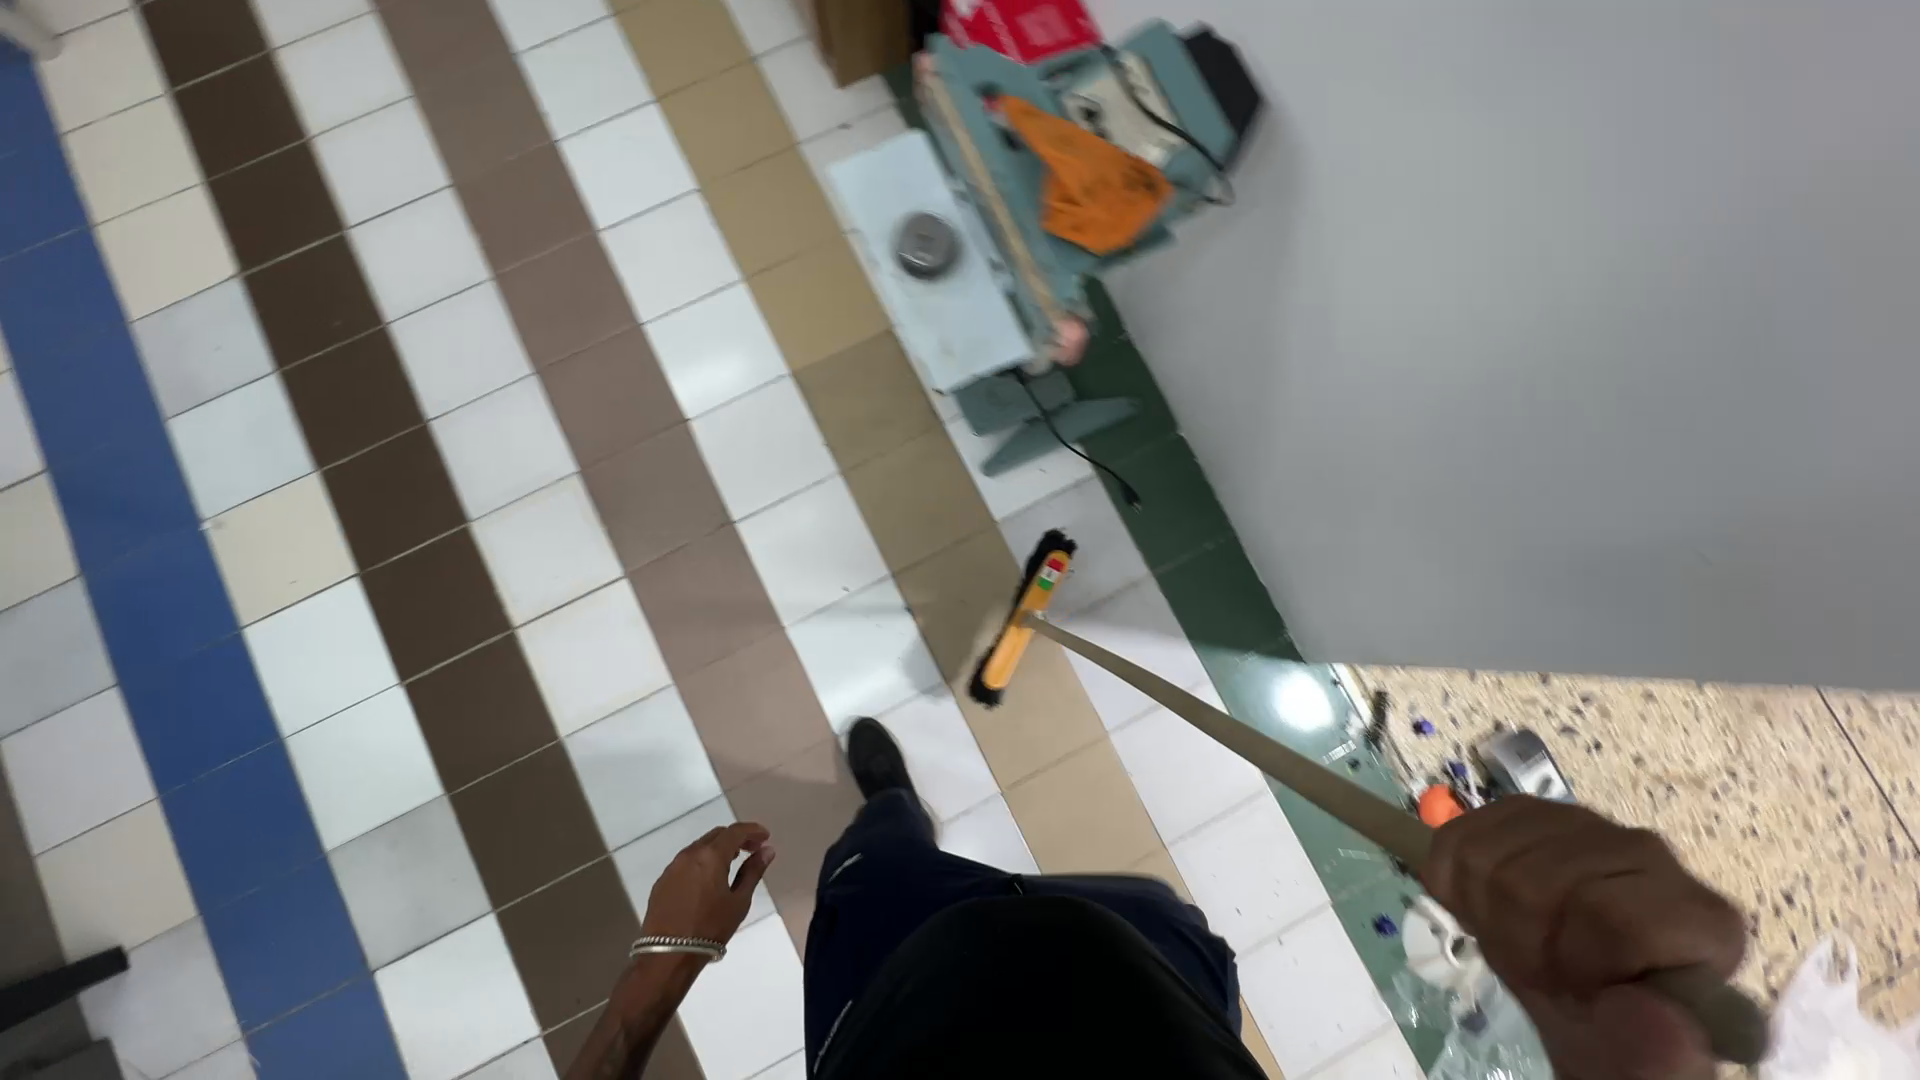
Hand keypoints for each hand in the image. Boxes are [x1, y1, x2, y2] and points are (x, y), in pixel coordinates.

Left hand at [640, 823, 775, 943]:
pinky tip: (708, 878)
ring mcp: (672, 867)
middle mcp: (689, 854)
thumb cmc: (709, 929)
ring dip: (718, 848)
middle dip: (736, 838)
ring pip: (700, 846)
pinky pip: (686, 861)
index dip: (753, 830)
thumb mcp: (738, 902)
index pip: (735, 832)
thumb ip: (753, 872)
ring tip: (732, 862)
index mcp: (711, 856)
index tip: (765, 837)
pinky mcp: (662, 882)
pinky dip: (702, 861)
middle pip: (717, 835)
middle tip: (752, 849)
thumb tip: (766, 851)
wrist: (667, 956)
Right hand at [1422, 796, 1746, 1079]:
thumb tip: (1659, 1017)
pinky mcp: (1522, 812)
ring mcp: (1579, 822)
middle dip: (1517, 937)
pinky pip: (1458, 834)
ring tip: (1515, 941)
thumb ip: (1658, 1057)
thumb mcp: (1639, 1070)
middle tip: (1539, 972)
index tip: (1574, 991)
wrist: (1577, 998)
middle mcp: (1648, 854)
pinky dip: (1452, 879)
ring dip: (1483, 909)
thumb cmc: (1616, 1037)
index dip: (1569, 958)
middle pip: (1538, 880)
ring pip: (1490, 852)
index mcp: (1699, 920)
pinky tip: (1486, 906)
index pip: (1608, 914)